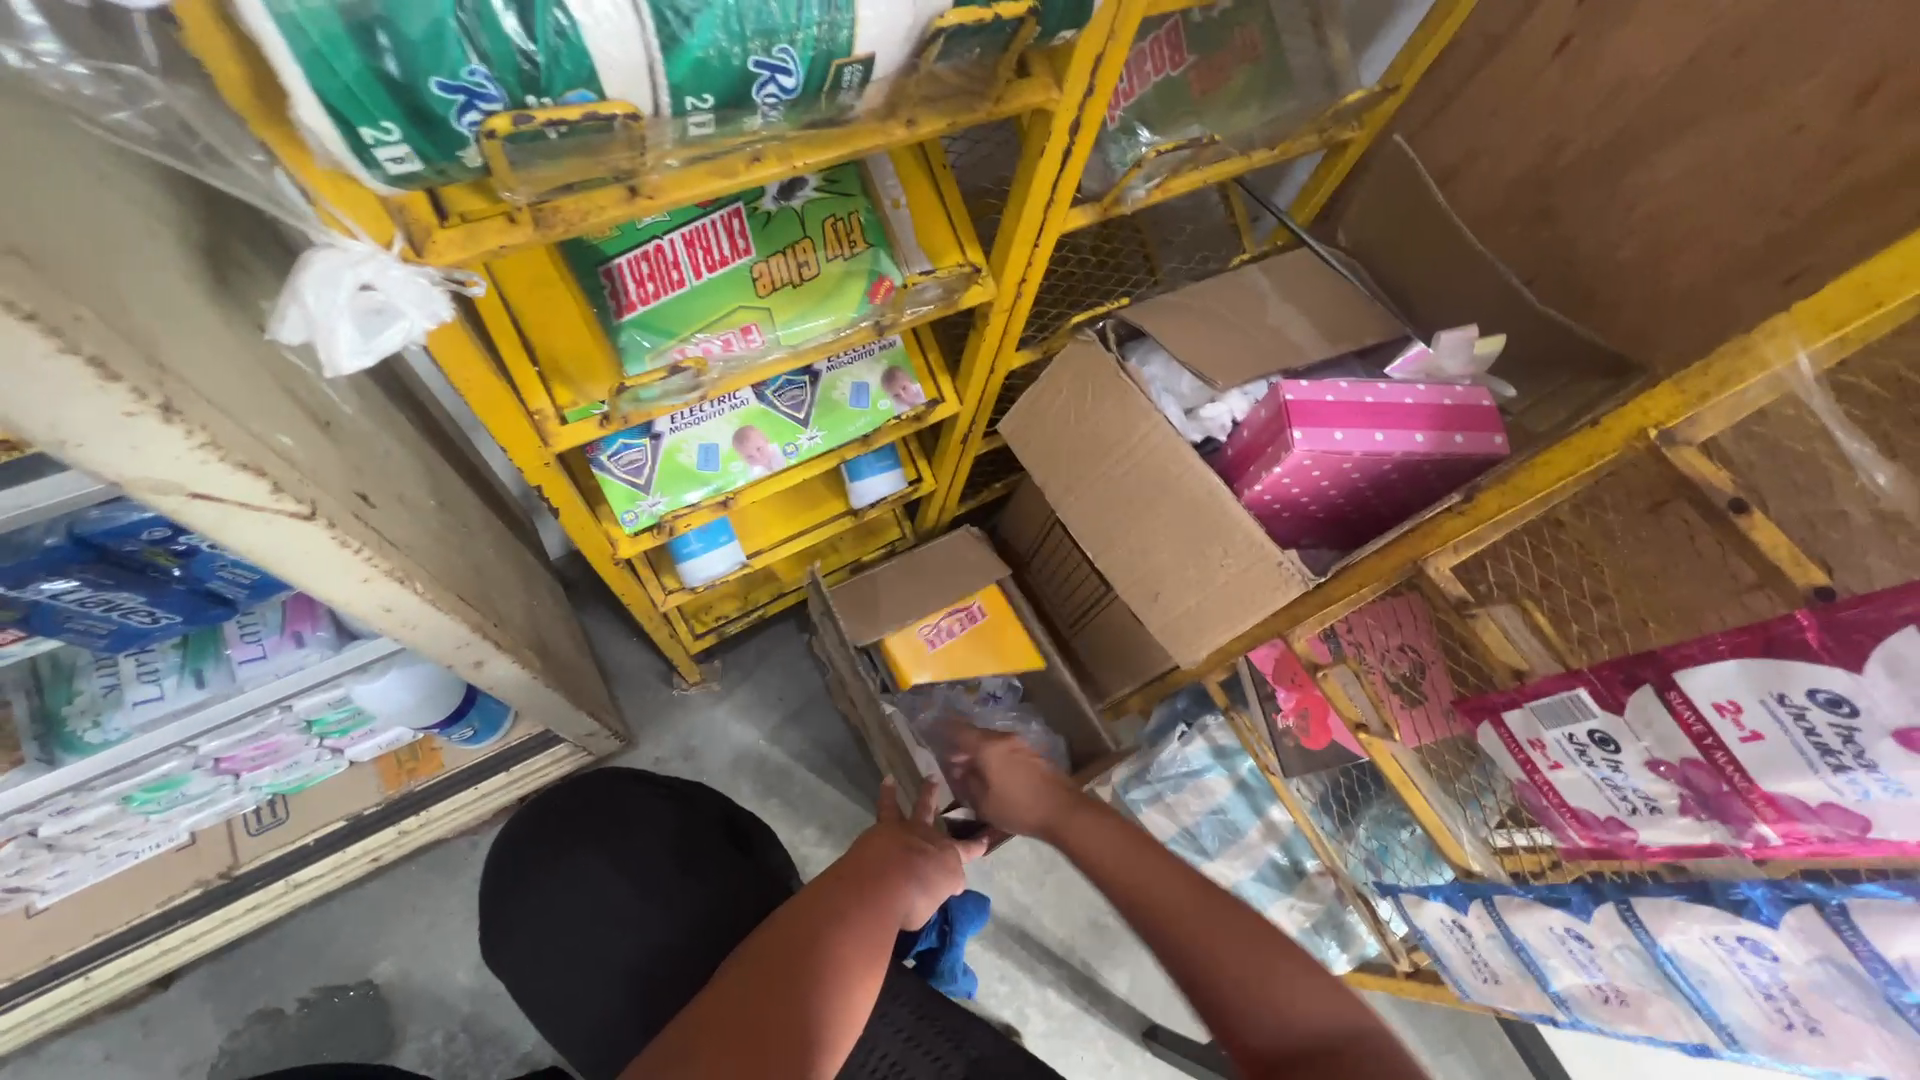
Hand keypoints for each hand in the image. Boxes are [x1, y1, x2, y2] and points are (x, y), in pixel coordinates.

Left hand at [847, 778, 987, 931]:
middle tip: (954, 805)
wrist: (886, 883)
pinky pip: (887, 805)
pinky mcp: (886, 825)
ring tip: (930, 780)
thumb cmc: (913, 902)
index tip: (985, 840)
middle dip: (950, 817)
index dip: (976, 847)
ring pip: (920, 806)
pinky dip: (888, 793)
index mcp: (948, 861)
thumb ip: (940, 889)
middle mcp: (932, 839)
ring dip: (926, 792)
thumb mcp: (934, 901)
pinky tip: (888, 780)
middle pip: (945, 826)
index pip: (966, 853)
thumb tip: (953, 884)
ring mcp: (910, 829)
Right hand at [945, 726, 1087, 840]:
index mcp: (988, 746)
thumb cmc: (1018, 808)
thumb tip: (960, 770)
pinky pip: (1005, 749)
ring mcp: (1021, 744)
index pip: (959, 730)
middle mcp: (1004, 738)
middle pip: (976, 735)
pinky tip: (993, 773)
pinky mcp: (1033, 753)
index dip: (944, 730)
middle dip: (962, 747)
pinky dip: (994, 756)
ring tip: (972, 771)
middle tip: (952, 763)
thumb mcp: (983, 802)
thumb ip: (967, 782)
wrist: (1063, 811)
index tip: (933, 731)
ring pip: (992, 742)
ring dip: (979, 753)